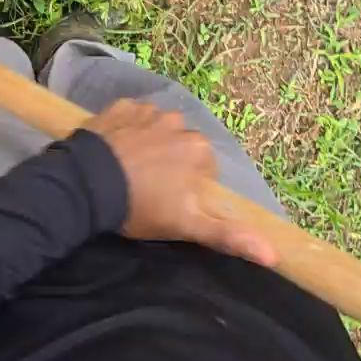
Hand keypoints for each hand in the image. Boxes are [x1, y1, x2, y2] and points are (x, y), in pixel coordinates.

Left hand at [83, 100, 276, 267]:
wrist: (86, 184)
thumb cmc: (141, 206)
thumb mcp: (187, 226)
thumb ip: (229, 236)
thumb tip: (273, 255)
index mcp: (199, 149)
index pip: (203, 169)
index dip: (186, 186)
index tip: (167, 200)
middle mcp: (178, 122)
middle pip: (180, 145)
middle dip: (169, 162)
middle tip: (146, 185)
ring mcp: (147, 110)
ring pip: (155, 128)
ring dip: (147, 142)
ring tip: (127, 167)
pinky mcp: (118, 106)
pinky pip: (129, 115)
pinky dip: (124, 128)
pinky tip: (113, 148)